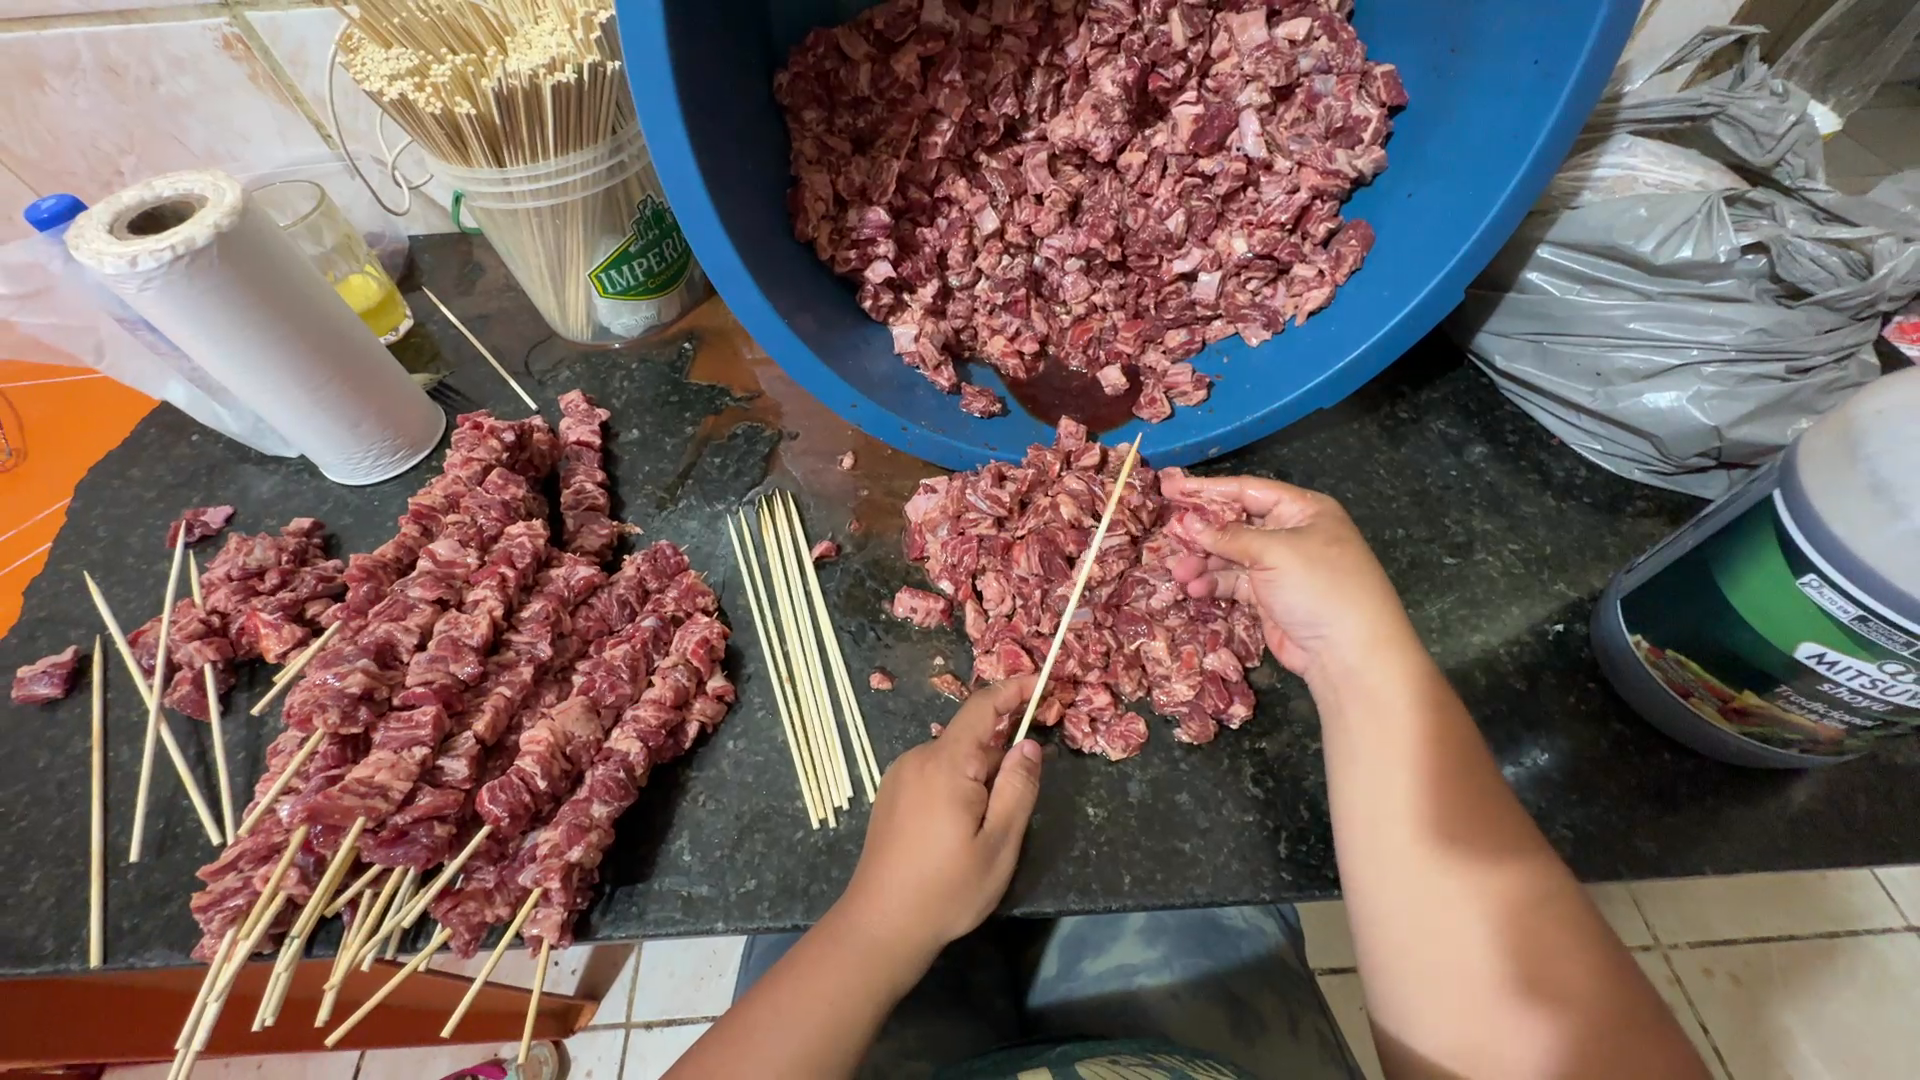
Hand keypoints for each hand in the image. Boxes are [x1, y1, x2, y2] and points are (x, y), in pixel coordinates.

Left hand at [835, 675, 1042, 963]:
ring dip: (980, 775)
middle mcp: (919, 757)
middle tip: (1023, 796)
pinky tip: (960, 828)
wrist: (880, 924)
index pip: (983, 707)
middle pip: (971, 736)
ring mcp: (900, 775)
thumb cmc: (946, 889)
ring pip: (954, 757)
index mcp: (947, 763)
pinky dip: (958, 784)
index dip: (1013, 689)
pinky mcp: (892, 793)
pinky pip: (935, 772)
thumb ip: (1018, 788)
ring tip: (988, 828)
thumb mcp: (999, 844)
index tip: (1041, 681)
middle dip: (1002, 753)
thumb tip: (1029, 744)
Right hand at [1159, 470, 1419, 681]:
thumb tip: (1187, 522)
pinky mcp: (1268, 596)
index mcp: (1302, 510)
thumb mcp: (1274, 552)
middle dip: (1202, 533)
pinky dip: (1213, 584)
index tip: (1171, 489)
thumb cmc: (1319, 586)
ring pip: (1229, 556)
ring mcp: (1278, 567)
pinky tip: (1195, 589)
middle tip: (1169, 536)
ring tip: (1179, 572)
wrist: (1349, 652)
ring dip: (1203, 562)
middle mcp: (1290, 533)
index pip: (1247, 490)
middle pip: (1235, 524)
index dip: (1208, 489)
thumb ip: (1228, 536)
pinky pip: (1232, 582)